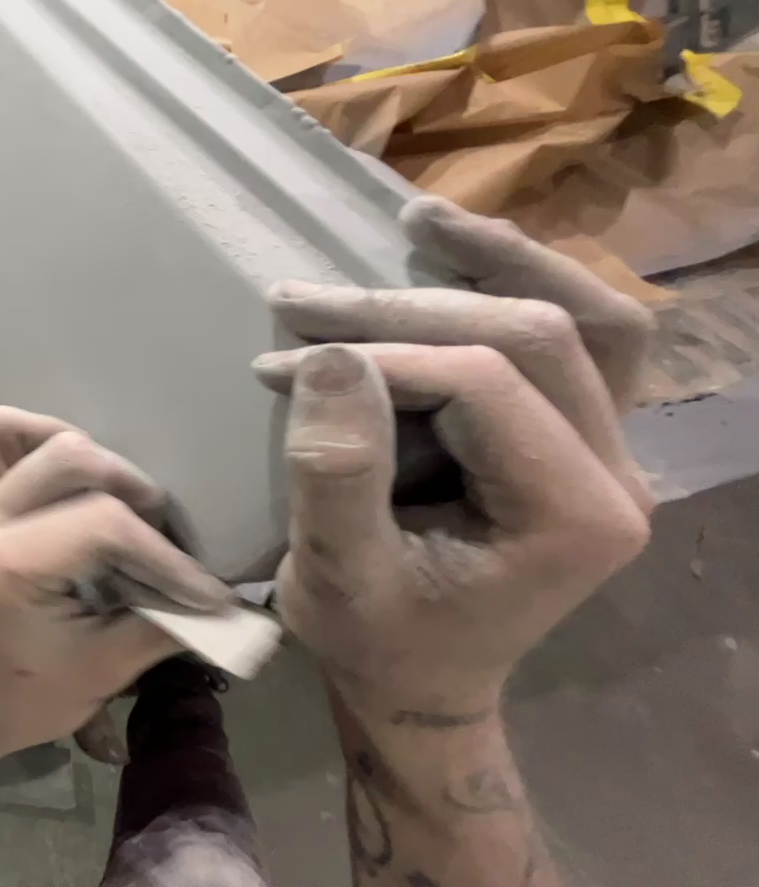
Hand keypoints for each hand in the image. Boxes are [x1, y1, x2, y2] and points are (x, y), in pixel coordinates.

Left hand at [0, 407, 233, 761]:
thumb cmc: (22, 697)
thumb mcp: (101, 672)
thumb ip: (164, 629)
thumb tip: (230, 611)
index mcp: (8, 563)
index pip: (103, 522)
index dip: (166, 557)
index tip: (208, 596)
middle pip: (68, 455)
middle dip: (131, 488)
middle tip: (160, 536)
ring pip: (17, 431)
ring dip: (77, 451)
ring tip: (114, 497)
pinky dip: (30, 446)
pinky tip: (65, 485)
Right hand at [253, 196, 654, 722]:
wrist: (417, 673)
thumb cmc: (372, 634)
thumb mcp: (335, 571)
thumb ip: (335, 471)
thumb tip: (326, 357)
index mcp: (572, 512)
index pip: (479, 384)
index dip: (374, 359)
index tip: (276, 365)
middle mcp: (616, 470)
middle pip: (535, 335)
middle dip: (403, 307)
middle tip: (298, 303)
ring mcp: (605, 447)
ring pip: (589, 319)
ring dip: (496, 262)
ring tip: (416, 218)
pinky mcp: (568, 435)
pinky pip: (578, 339)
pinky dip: (516, 283)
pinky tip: (453, 253)